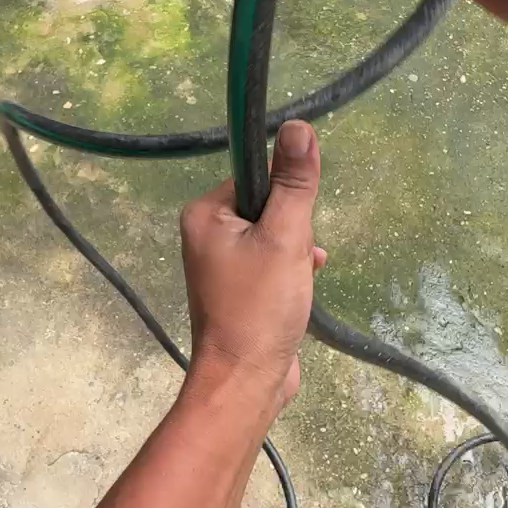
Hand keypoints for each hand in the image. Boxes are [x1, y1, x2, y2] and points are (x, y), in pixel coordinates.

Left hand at [179, 121, 327, 409]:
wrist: (247, 381)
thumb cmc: (260, 306)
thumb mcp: (285, 237)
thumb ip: (294, 183)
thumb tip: (298, 126)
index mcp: (204, 215)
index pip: (253, 178)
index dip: (284, 197)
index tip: (293, 226)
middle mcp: (204, 235)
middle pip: (265, 207)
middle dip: (292, 229)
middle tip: (295, 257)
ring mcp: (219, 265)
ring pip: (272, 236)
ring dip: (294, 250)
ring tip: (301, 275)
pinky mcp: (237, 289)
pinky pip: (268, 262)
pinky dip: (289, 269)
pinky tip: (303, 284)